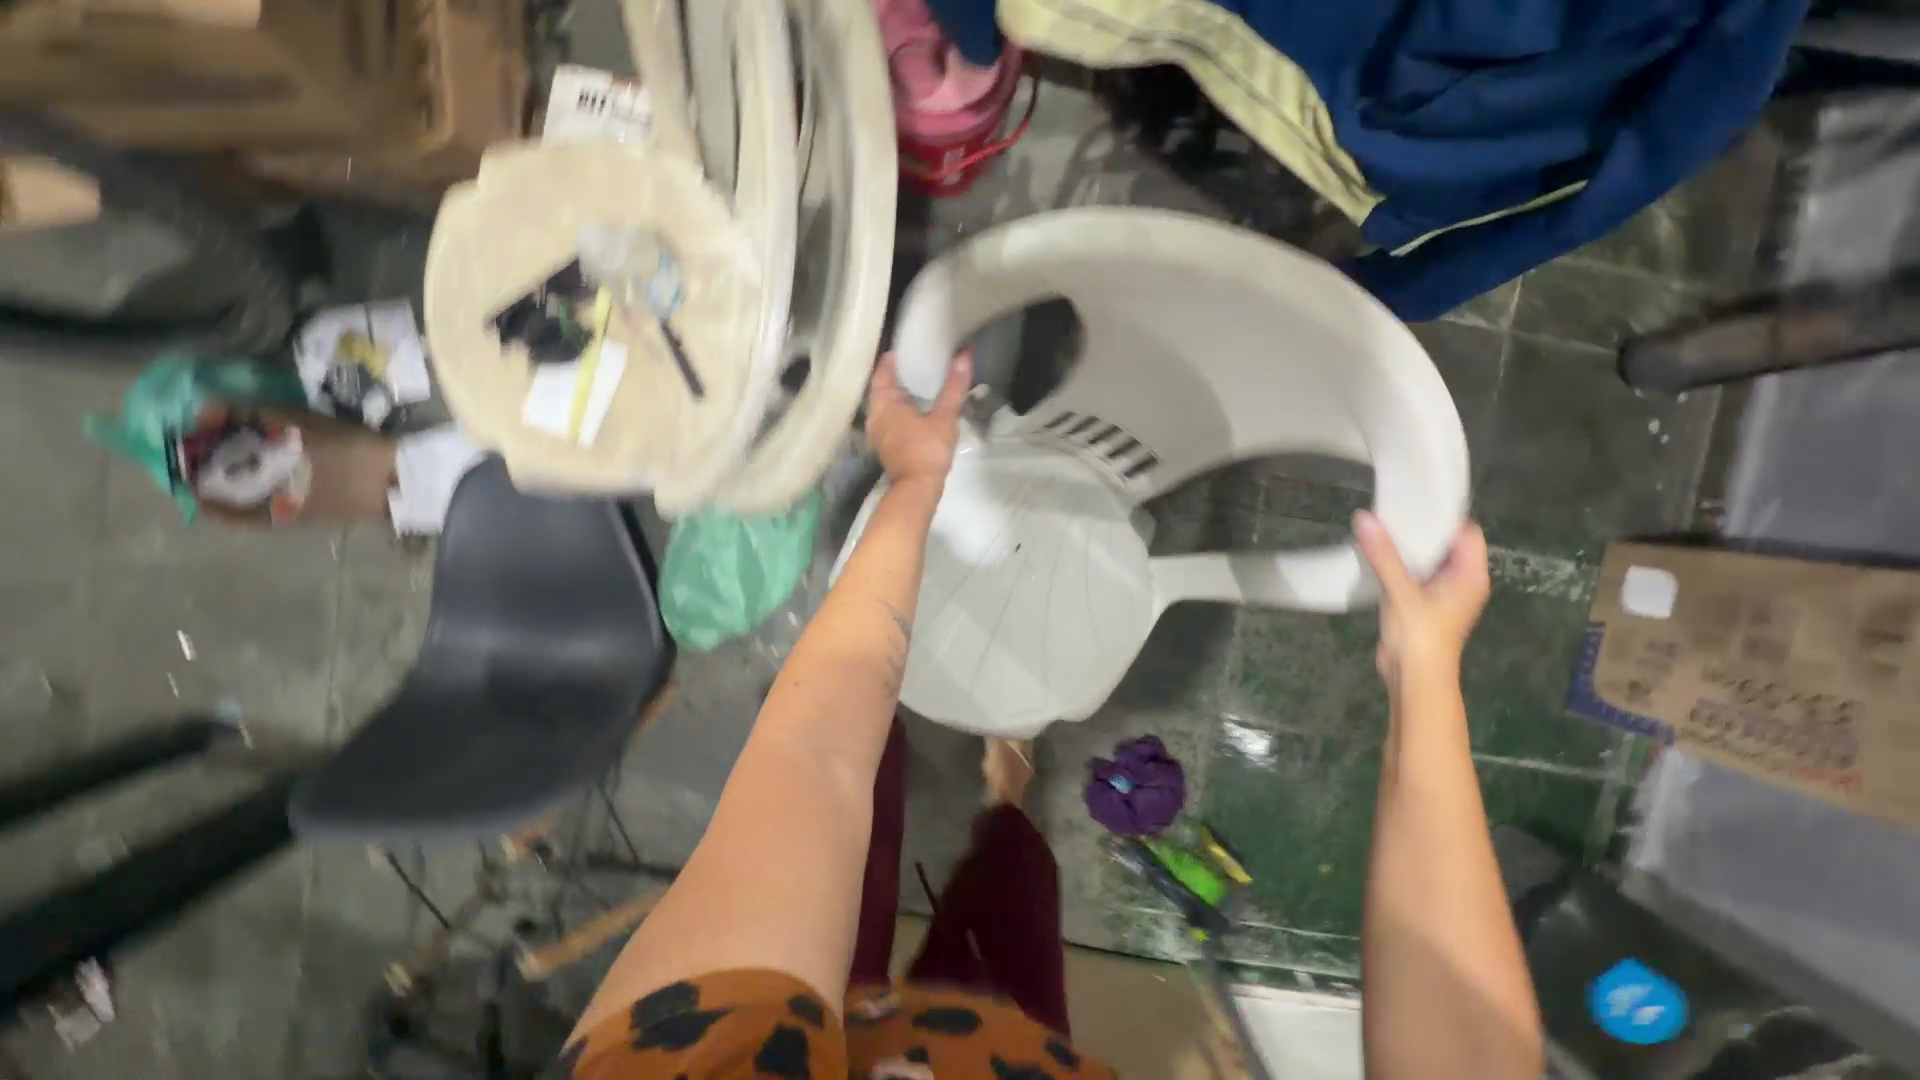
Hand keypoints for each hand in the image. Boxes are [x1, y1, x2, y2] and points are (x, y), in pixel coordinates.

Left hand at [866, 350, 970, 489]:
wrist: (917, 489)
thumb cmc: (927, 450)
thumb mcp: (944, 417)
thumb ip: (954, 387)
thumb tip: (964, 356)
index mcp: (884, 404)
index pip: (882, 373)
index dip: (892, 359)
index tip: (905, 348)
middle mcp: (875, 416)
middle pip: (881, 389)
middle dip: (895, 376)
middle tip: (914, 362)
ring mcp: (878, 433)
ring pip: (884, 406)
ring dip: (897, 394)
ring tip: (916, 383)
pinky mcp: (886, 446)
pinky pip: (889, 419)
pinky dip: (899, 410)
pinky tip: (914, 409)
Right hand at [1354, 511, 1489, 685]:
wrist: (1414, 678)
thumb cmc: (1420, 635)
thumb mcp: (1401, 591)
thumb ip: (1384, 555)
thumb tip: (1364, 517)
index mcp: (1470, 575)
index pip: (1465, 532)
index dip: (1443, 515)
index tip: (1415, 499)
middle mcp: (1461, 581)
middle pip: (1445, 543)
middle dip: (1421, 528)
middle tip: (1392, 509)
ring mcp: (1442, 593)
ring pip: (1427, 558)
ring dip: (1407, 546)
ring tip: (1381, 527)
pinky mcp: (1422, 603)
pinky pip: (1414, 573)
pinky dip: (1399, 563)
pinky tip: (1378, 554)